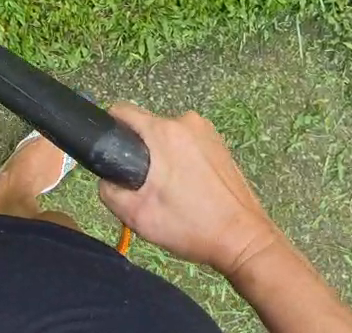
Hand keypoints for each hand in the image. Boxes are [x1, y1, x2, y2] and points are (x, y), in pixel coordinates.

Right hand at [97, 103, 283, 275]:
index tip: (110, 151)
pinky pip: (187, 142)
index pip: (122, 110)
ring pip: (167, 135)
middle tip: (146, 184)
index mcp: (163, 132)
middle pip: (146, 125)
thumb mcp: (138, 217)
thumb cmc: (191, 226)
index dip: (110, 127)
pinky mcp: (220, 143)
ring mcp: (206, 130)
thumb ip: (109, 192)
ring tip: (171, 189)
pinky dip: (182, 158)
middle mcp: (185, 121)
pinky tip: (190, 186)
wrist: (244, 241)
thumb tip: (106, 178)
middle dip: (140, 150)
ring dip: (162, 154)